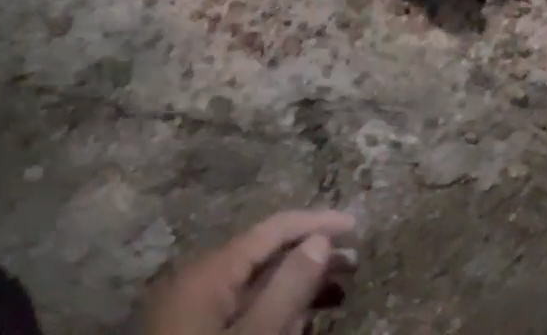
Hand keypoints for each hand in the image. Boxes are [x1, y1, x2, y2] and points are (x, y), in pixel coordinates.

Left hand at [141, 209, 356, 334]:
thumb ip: (288, 289)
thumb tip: (320, 240)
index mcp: (209, 272)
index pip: (272, 229)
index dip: (317, 223)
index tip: (357, 227)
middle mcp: (197, 280)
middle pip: (264, 255)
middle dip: (310, 257)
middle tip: (354, 265)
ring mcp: (190, 311)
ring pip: (254, 285)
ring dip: (295, 287)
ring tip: (337, 296)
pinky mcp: (190, 334)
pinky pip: (238, 311)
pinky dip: (271, 311)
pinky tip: (298, 325)